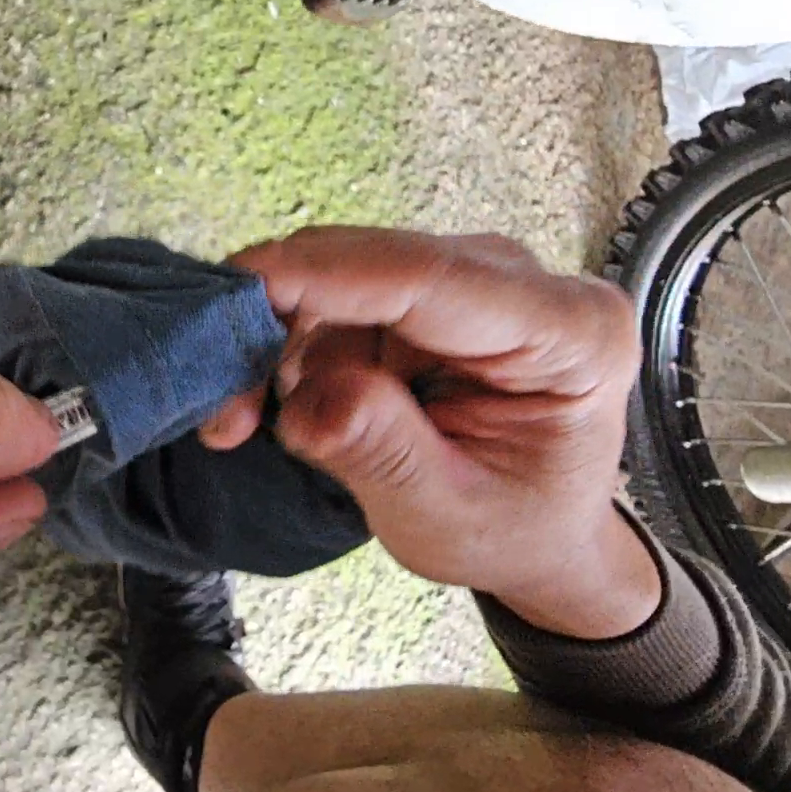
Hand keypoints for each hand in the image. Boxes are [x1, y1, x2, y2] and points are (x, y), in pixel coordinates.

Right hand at [201, 228, 658, 639]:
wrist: (531, 528)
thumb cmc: (509, 528)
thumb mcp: (446, 517)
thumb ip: (382, 454)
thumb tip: (311, 402)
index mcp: (569, 333)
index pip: (430, 279)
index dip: (325, 276)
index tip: (238, 285)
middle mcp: (521, 283)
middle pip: (373, 263)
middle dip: (281, 315)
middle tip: (221, 396)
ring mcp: (467, 277)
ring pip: (336, 273)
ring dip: (276, 337)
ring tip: (242, 416)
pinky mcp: (420, 288)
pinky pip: (330, 293)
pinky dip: (287, 340)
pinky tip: (280, 395)